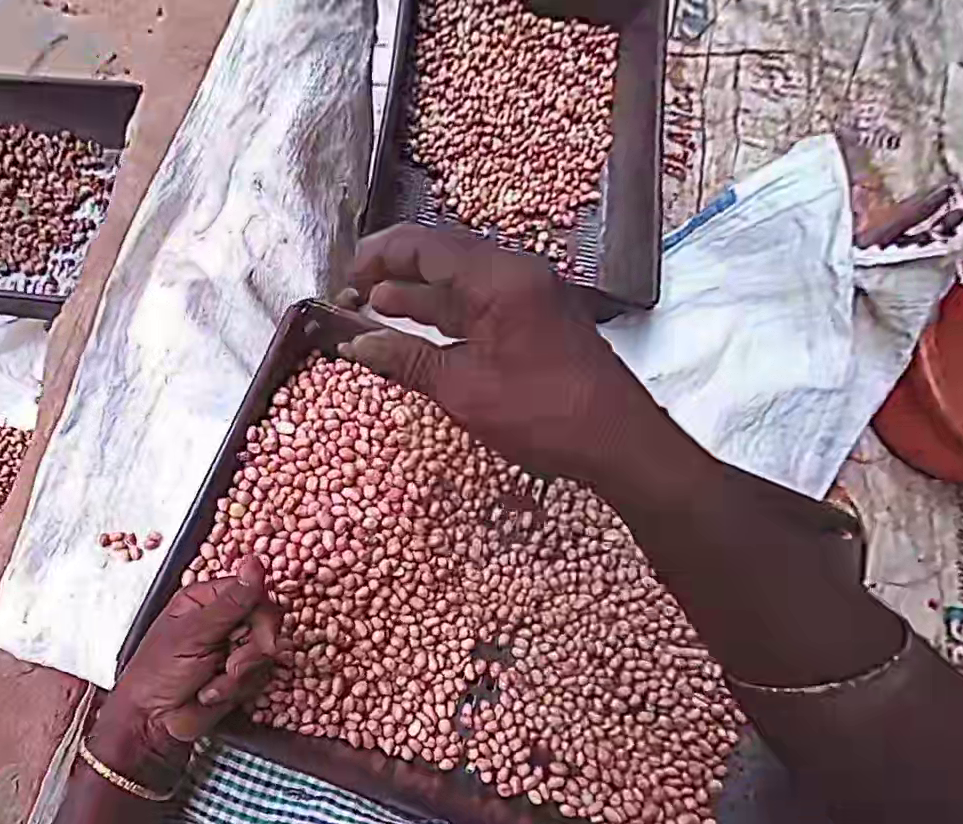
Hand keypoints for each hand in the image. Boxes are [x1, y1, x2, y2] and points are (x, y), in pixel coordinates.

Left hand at [92, 556, 281, 782]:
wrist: (151, 724)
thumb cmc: (158, 674)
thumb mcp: (195, 634)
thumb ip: (232, 602)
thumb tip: (255, 563)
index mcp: (206, 599)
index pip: (253, 592)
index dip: (262, 615)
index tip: (263, 636)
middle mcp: (223, 619)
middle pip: (266, 622)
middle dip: (251, 651)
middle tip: (232, 667)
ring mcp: (233, 647)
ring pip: (264, 652)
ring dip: (238, 676)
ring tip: (208, 685)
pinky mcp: (239, 675)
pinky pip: (259, 676)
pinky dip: (236, 690)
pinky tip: (210, 694)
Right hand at [339, 225, 681, 487]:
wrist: (616, 440)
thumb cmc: (543, 413)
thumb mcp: (465, 388)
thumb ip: (408, 360)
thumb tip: (358, 344)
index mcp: (499, 279)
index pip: (425, 246)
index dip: (377, 256)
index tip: (346, 277)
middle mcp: (515, 276)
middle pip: (441, 258)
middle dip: (392, 274)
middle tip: (353, 295)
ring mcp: (526, 299)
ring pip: (458, 285)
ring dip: (416, 296)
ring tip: (373, 308)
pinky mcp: (531, 323)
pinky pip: (477, 308)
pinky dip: (443, 318)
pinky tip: (417, 331)